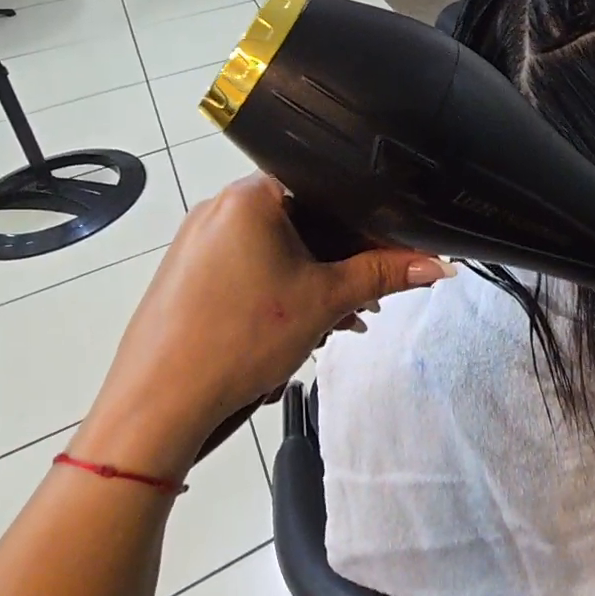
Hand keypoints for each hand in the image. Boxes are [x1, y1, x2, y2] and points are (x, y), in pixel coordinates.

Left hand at [72, 173, 452, 477]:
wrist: (155, 407)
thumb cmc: (238, 338)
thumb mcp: (325, 301)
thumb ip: (384, 273)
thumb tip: (438, 266)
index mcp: (250, 195)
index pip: (327, 188)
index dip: (364, 220)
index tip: (388, 252)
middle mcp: (219, 208)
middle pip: (304, 219)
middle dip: (341, 260)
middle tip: (366, 298)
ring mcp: (197, 242)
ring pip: (278, 248)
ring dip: (313, 279)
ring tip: (337, 322)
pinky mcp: (186, 275)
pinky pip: (249, 267)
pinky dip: (279, 289)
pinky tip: (298, 327)